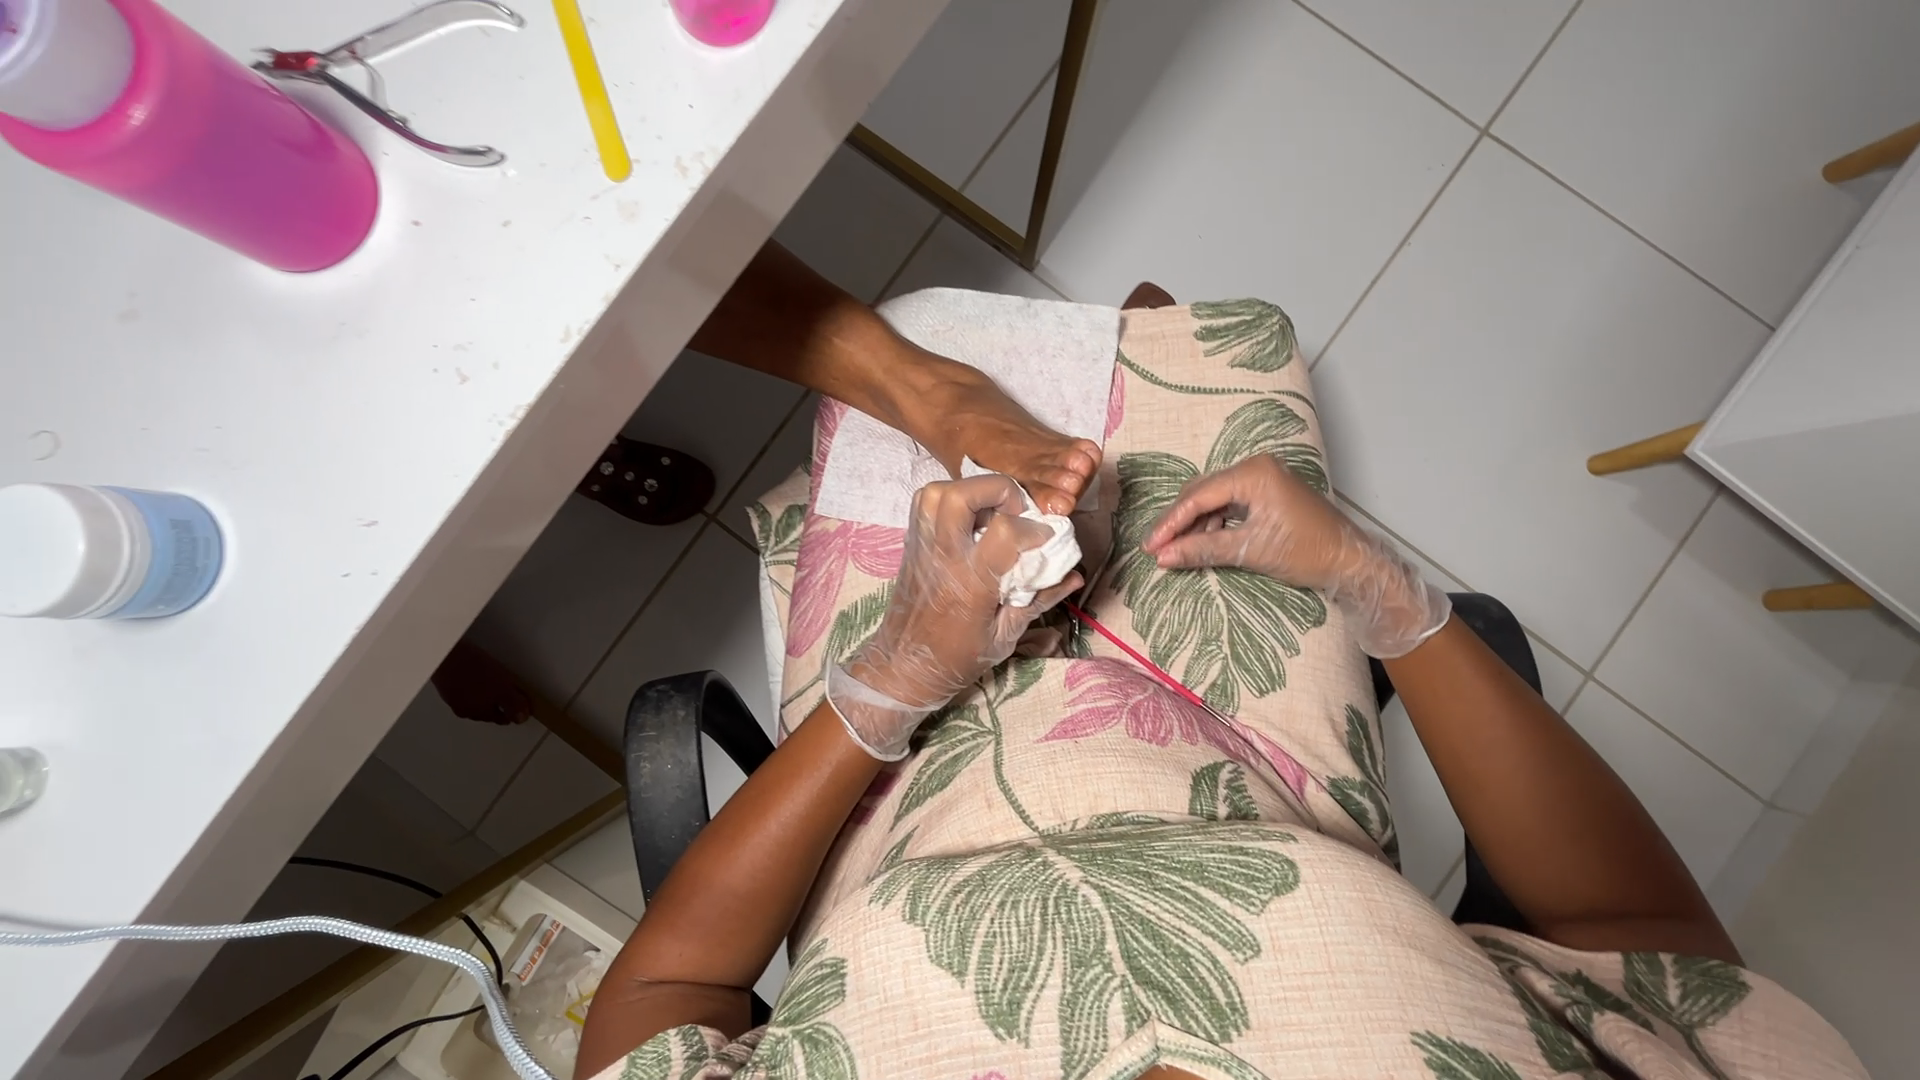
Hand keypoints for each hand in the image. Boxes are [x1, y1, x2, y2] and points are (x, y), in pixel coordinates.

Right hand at [431, 640, 533, 724]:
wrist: (447, 654)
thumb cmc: (477, 671)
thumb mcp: (502, 688)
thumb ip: (513, 704)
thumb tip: (521, 719)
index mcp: (479, 713)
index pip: (501, 718)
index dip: (514, 710)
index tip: (522, 700)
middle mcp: (465, 711)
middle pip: (488, 712)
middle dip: (500, 704)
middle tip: (511, 690)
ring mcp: (453, 699)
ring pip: (477, 702)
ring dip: (487, 696)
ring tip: (497, 682)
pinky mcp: (447, 686)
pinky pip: (467, 690)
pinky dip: (476, 687)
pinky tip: (481, 676)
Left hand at [831, 475, 1082, 759]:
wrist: (903, 667)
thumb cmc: (956, 658)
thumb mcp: (1005, 636)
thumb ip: (1039, 600)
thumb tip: (1074, 575)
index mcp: (970, 583)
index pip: (1004, 532)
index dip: (1033, 528)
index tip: (1044, 540)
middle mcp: (943, 556)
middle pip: (961, 495)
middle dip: (998, 489)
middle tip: (1015, 511)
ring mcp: (922, 546)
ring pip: (937, 491)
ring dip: (971, 489)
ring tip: (992, 510)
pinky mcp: (911, 544)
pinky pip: (924, 503)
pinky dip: (950, 498)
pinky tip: (969, 519)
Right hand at [1141, 455, 1449, 658]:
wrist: (1352, 562)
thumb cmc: (1307, 552)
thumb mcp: (1250, 551)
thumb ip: (1202, 549)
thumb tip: (1162, 557)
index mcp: (1253, 473)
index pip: (1199, 496)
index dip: (1171, 523)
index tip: (1150, 546)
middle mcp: (1254, 468)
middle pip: (1201, 492)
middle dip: (1178, 522)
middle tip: (1157, 549)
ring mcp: (1261, 479)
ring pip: (1212, 499)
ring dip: (1194, 525)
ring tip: (1176, 550)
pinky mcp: (1266, 493)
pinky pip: (1227, 504)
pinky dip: (1212, 524)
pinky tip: (1201, 543)